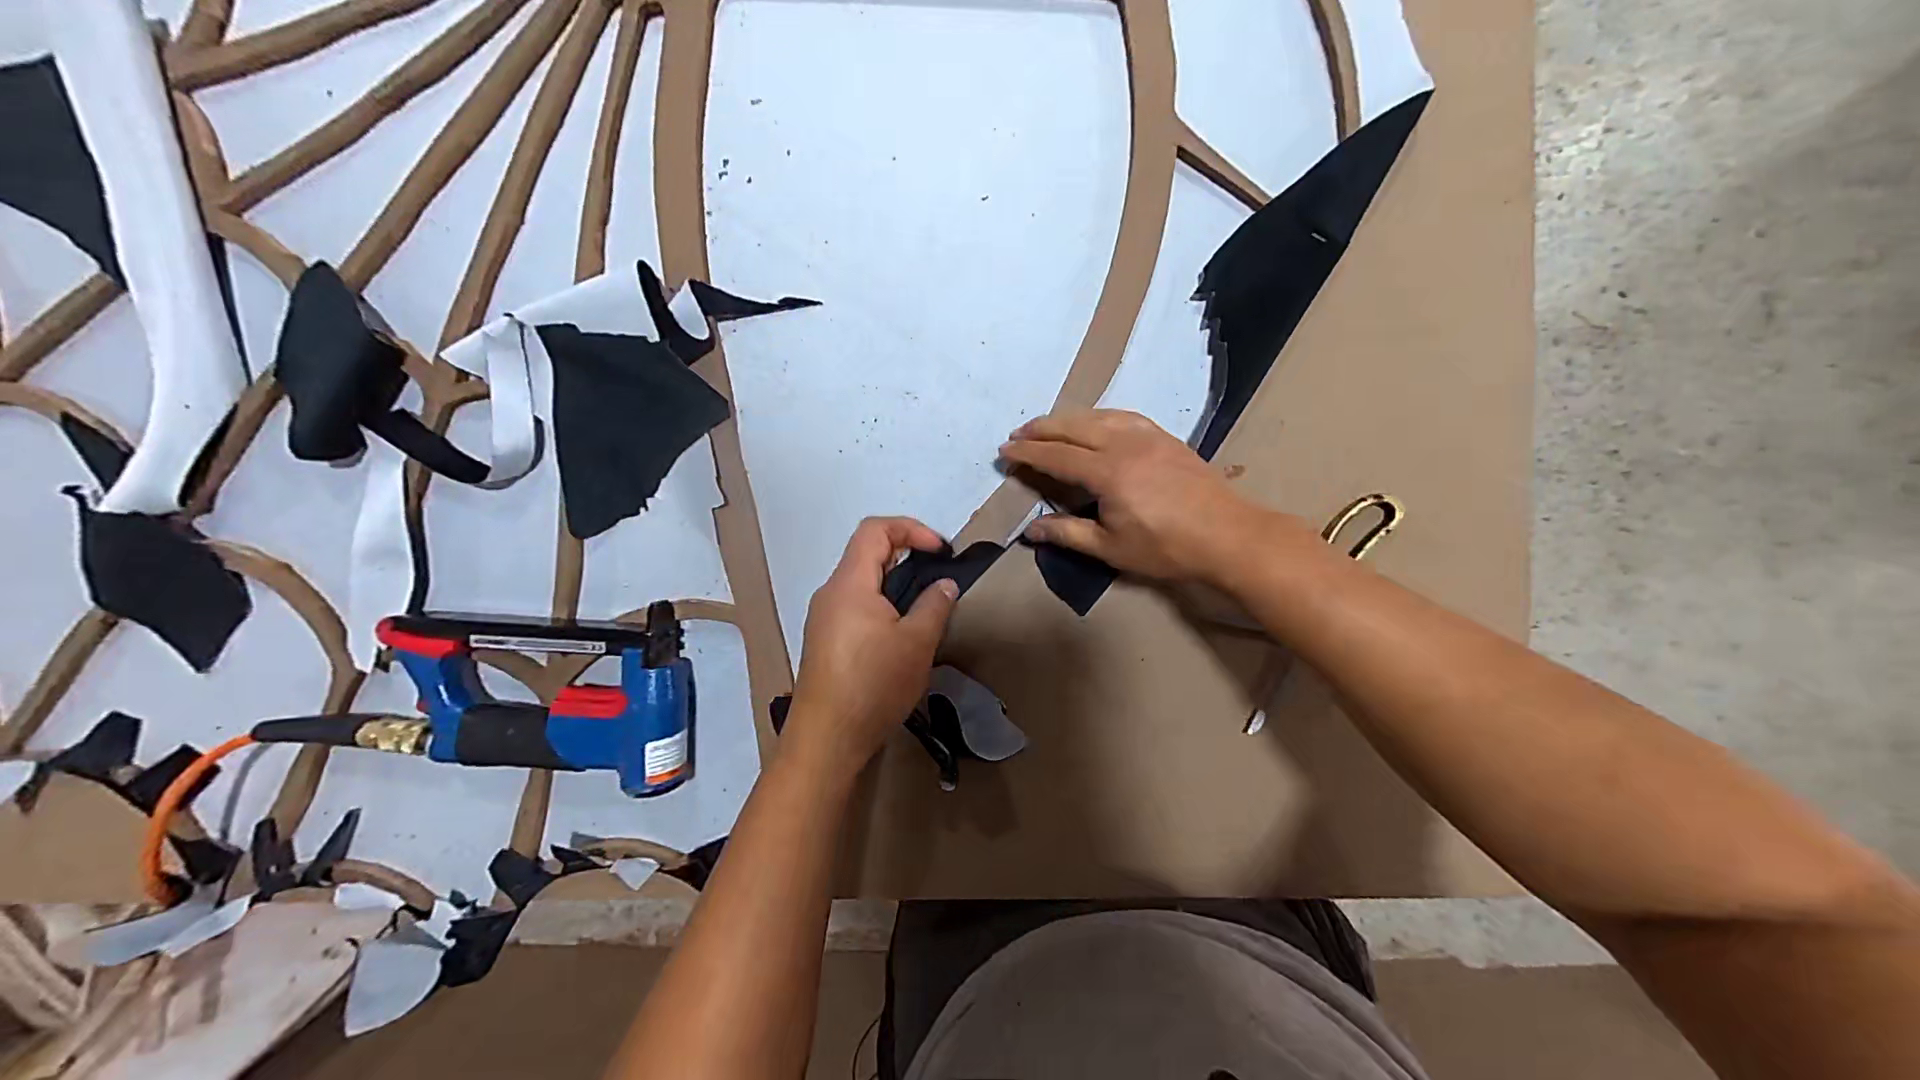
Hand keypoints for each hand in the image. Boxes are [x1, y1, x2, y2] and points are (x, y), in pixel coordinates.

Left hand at [785, 517, 959, 764]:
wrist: (826, 739)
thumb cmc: (873, 684)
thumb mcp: (916, 643)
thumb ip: (934, 605)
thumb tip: (944, 584)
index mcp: (849, 583)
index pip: (875, 530)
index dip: (911, 529)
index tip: (940, 551)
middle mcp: (830, 594)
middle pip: (866, 555)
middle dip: (906, 556)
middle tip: (937, 578)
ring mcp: (823, 619)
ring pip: (861, 585)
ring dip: (894, 586)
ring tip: (924, 611)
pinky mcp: (824, 643)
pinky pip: (854, 609)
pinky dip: (881, 608)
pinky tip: (899, 638)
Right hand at [1000, 409, 1320, 587]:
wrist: (1228, 536)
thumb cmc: (1167, 548)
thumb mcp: (1111, 548)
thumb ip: (1068, 533)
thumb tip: (1030, 529)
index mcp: (1108, 472)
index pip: (1056, 455)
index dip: (1027, 453)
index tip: (1005, 452)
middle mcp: (1124, 444)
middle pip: (1073, 426)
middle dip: (1041, 428)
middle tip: (1018, 435)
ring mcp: (1147, 436)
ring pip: (1098, 416)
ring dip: (1067, 418)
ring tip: (1048, 426)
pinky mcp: (1165, 436)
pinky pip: (1123, 415)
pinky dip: (1098, 416)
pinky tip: (1094, 422)